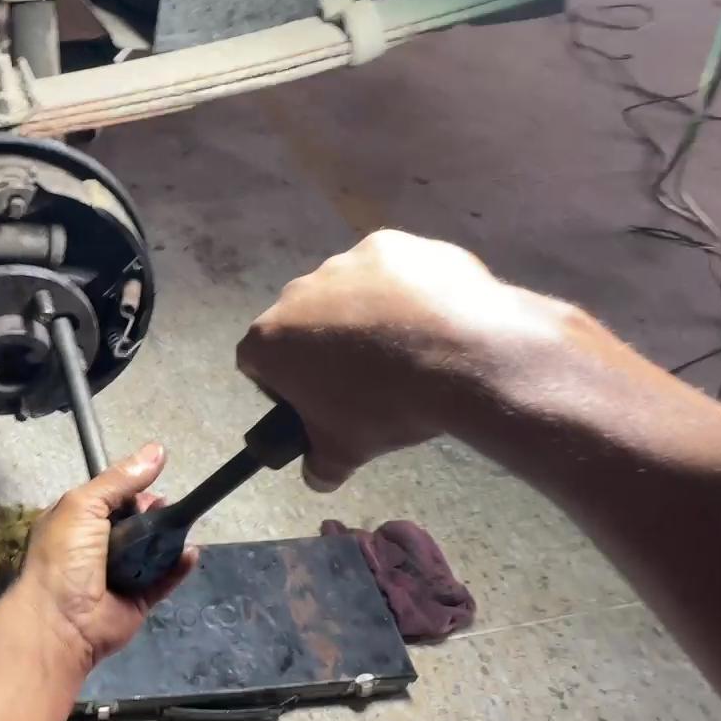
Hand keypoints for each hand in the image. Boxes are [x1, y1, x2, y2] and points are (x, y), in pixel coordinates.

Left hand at [11, 442, 199, 670]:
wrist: (60, 622)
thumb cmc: (64, 557)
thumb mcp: (83, 505)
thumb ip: (120, 480)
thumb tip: (157, 449)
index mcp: (75, 522)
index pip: (110, 499)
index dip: (131, 491)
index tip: (151, 487)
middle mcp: (95, 547)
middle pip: (135, 523)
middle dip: (153, 512)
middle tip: (167, 508)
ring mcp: (118, 575)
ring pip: (151, 550)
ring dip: (169, 538)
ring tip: (182, 526)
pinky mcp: (137, 601)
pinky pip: (163, 580)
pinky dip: (179, 566)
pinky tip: (192, 553)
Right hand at [238, 229, 576, 491]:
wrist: (464, 357)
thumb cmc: (386, 406)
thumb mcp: (345, 452)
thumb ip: (319, 466)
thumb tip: (317, 477)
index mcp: (268, 339)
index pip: (256, 363)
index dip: (281, 385)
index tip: (314, 399)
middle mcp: (294, 292)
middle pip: (299, 323)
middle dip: (322, 347)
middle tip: (363, 379)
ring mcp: (343, 262)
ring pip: (343, 294)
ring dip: (360, 316)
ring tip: (403, 348)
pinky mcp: (390, 244)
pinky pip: (386, 271)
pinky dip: (400, 291)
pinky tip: (427, 318)